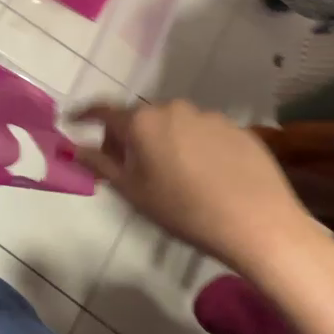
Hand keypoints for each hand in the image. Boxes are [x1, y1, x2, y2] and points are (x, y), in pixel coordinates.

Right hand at [73, 99, 322, 275]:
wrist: (260, 225)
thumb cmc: (185, 211)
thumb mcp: (134, 192)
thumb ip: (100, 164)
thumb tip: (75, 147)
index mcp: (141, 121)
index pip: (103, 110)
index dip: (84, 115)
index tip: (73, 121)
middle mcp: (172, 108)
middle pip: (140, 118)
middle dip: (129, 137)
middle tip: (129, 167)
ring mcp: (208, 116)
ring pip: (174, 125)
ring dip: (164, 141)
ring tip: (173, 175)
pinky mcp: (238, 129)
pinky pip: (205, 133)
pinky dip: (196, 147)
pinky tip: (207, 177)